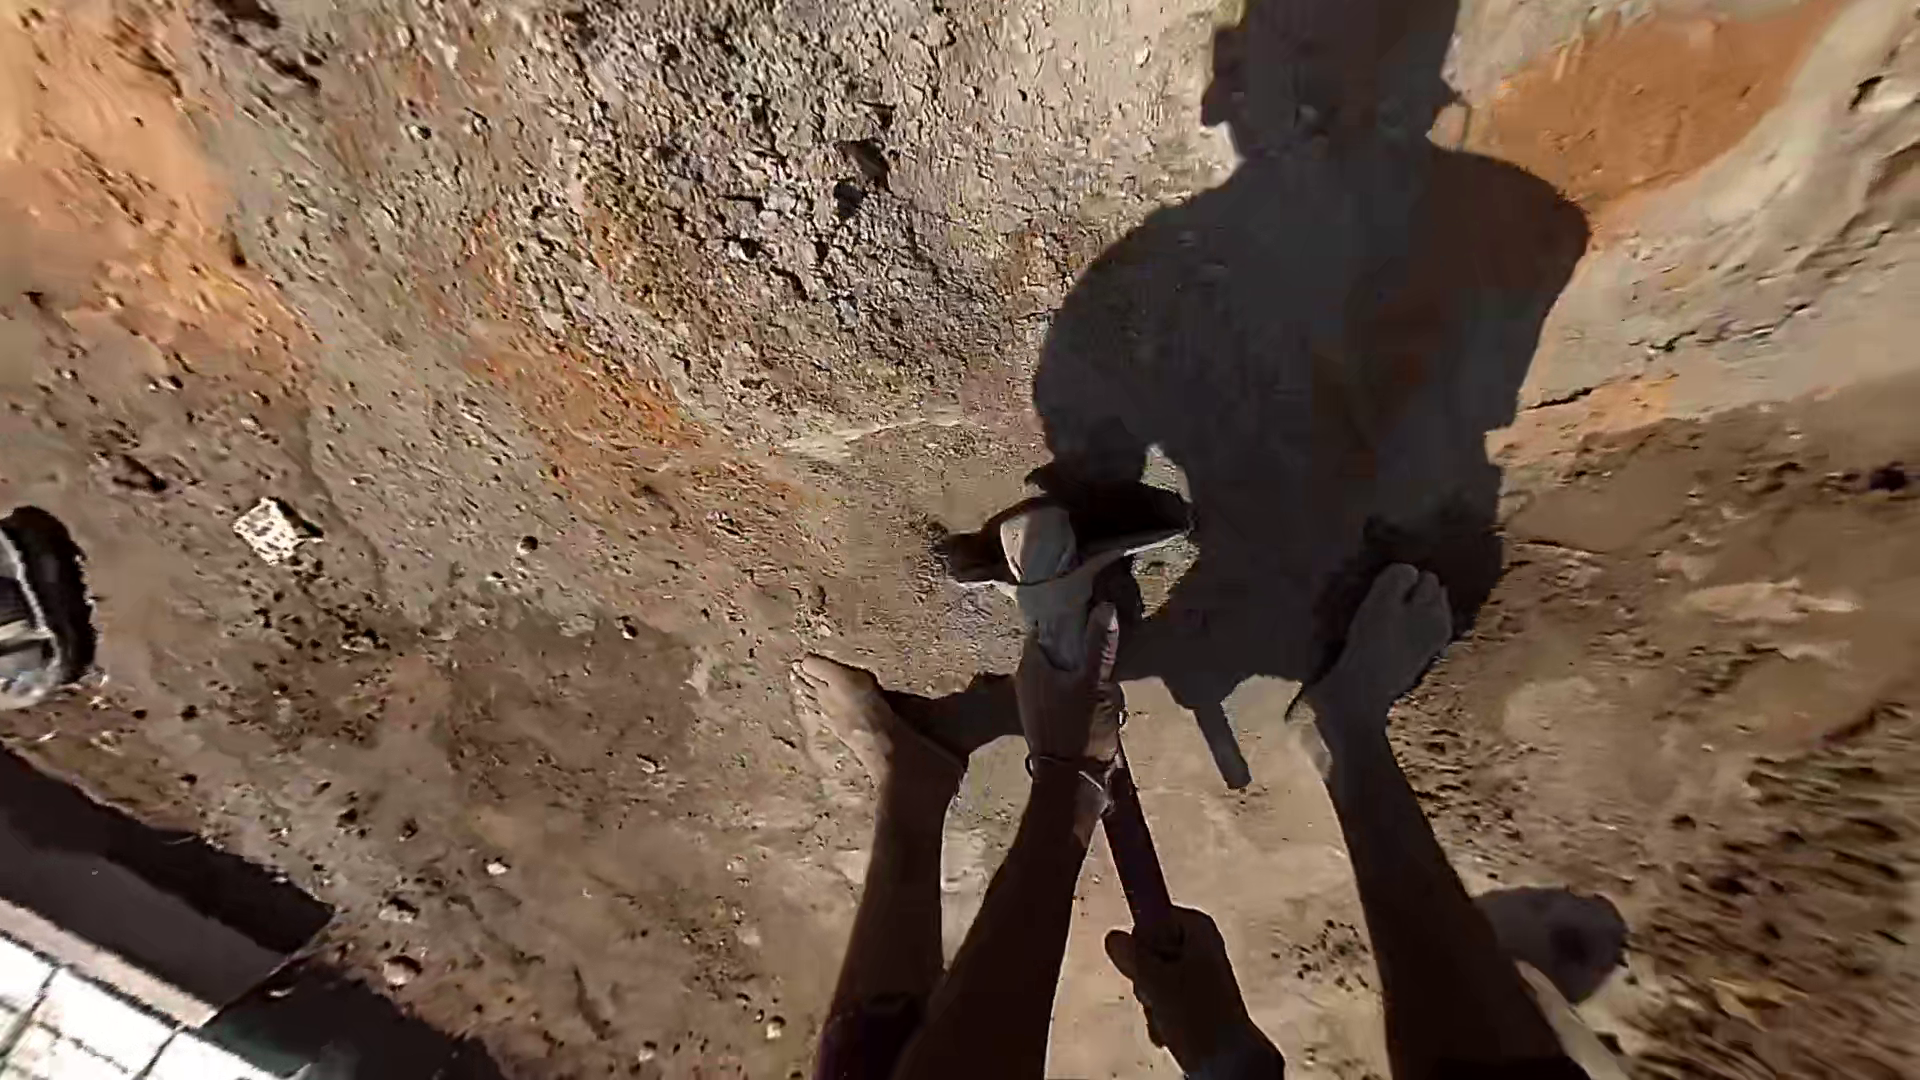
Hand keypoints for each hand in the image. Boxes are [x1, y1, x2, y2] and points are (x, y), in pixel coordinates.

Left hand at [1015, 602, 1120, 762]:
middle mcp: (1026, 678)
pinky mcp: (1045, 715)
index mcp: (1031, 664)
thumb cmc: (1080, 727)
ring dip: (1080, 665)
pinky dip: (1076, 683)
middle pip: (1053, 647)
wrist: (1072, 780)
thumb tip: (1104, 607)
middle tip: (1103, 636)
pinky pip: (1062, 688)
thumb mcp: (1095, 682)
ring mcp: (1034, 698)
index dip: (1066, 615)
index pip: (1044, 625)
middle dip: (1077, 643)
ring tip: (1105, 664)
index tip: (1088, 608)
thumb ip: (1099, 645)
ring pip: (1059, 669)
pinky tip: (1097, 689)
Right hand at [1105, 908, 1274, 1072]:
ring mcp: (1201, 971)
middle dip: (1146, 977)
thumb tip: (1113, 938)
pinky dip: (1163, 1012)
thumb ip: (1131, 956)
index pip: (1150, 918)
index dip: (1141, 943)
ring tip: (1163, 1019)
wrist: (1234, 1068)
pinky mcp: (1200, 998)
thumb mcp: (1156, 982)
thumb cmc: (1200, 1019)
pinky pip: (1168, 995)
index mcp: (1197, 926)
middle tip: (1153, 996)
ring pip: (1156, 974)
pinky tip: (1167, 1031)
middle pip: (1151, 947)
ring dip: (1152, 999)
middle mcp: (1201, 942)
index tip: (1143, 966)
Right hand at [1307, 563, 1450, 742]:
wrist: (1358, 698)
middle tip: (1371, 592)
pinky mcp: (1402, 662)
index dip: (1401, 574)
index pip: (1425, 576)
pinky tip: (1368, 632)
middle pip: (1422, 596)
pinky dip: (1387, 628)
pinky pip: (1398, 632)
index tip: (1377, 577)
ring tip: (1366, 610)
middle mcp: (1437, 628)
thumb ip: (1396, 579)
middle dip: (1402, 590)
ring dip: (1393, 609)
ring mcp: (1421, 647)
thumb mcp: (1381, 604)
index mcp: (1436, 612)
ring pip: (1410, 614)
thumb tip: (1407, 568)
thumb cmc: (1369, 646)